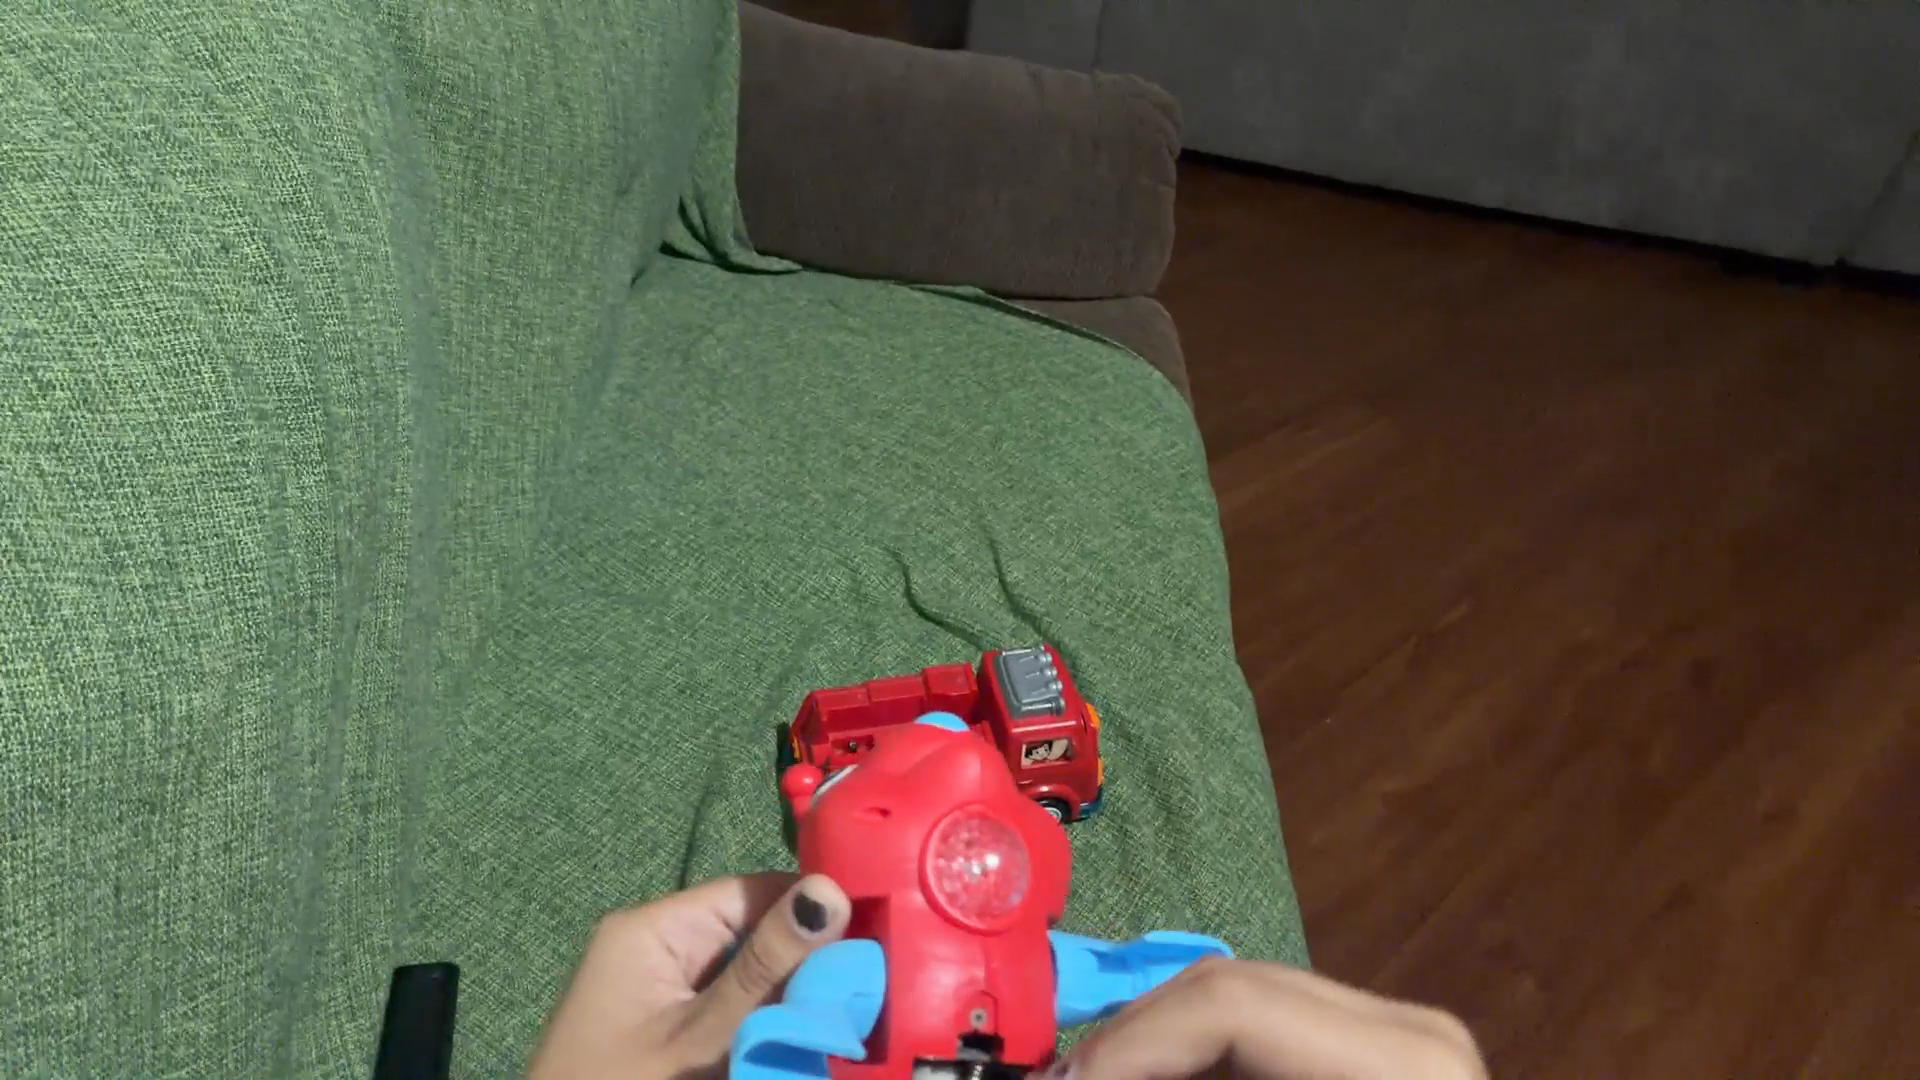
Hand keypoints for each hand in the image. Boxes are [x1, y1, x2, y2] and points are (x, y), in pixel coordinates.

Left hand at [527, 872, 850, 1079]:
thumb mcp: (697, 1039)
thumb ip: (764, 967)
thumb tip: (832, 890)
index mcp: (651, 927)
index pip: (751, 892)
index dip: (809, 909)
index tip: (871, 932)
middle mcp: (654, 942)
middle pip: (750, 931)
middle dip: (800, 962)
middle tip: (860, 989)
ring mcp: (657, 986)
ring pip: (744, 971)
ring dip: (784, 997)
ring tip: (839, 1014)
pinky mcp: (662, 1023)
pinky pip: (726, 1004)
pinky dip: (758, 1022)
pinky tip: (794, 1039)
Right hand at [1052, 957, 1485, 1079]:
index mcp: (1403, 1061)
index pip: (1228, 1003)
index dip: (1130, 1045)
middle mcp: (1398, 1023)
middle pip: (1220, 991)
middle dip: (1131, 1046)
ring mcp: (1390, 1029)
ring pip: (1232, 1005)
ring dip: (1158, 1051)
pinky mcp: (1373, 1047)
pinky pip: (1260, 1033)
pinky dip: (1201, 1061)